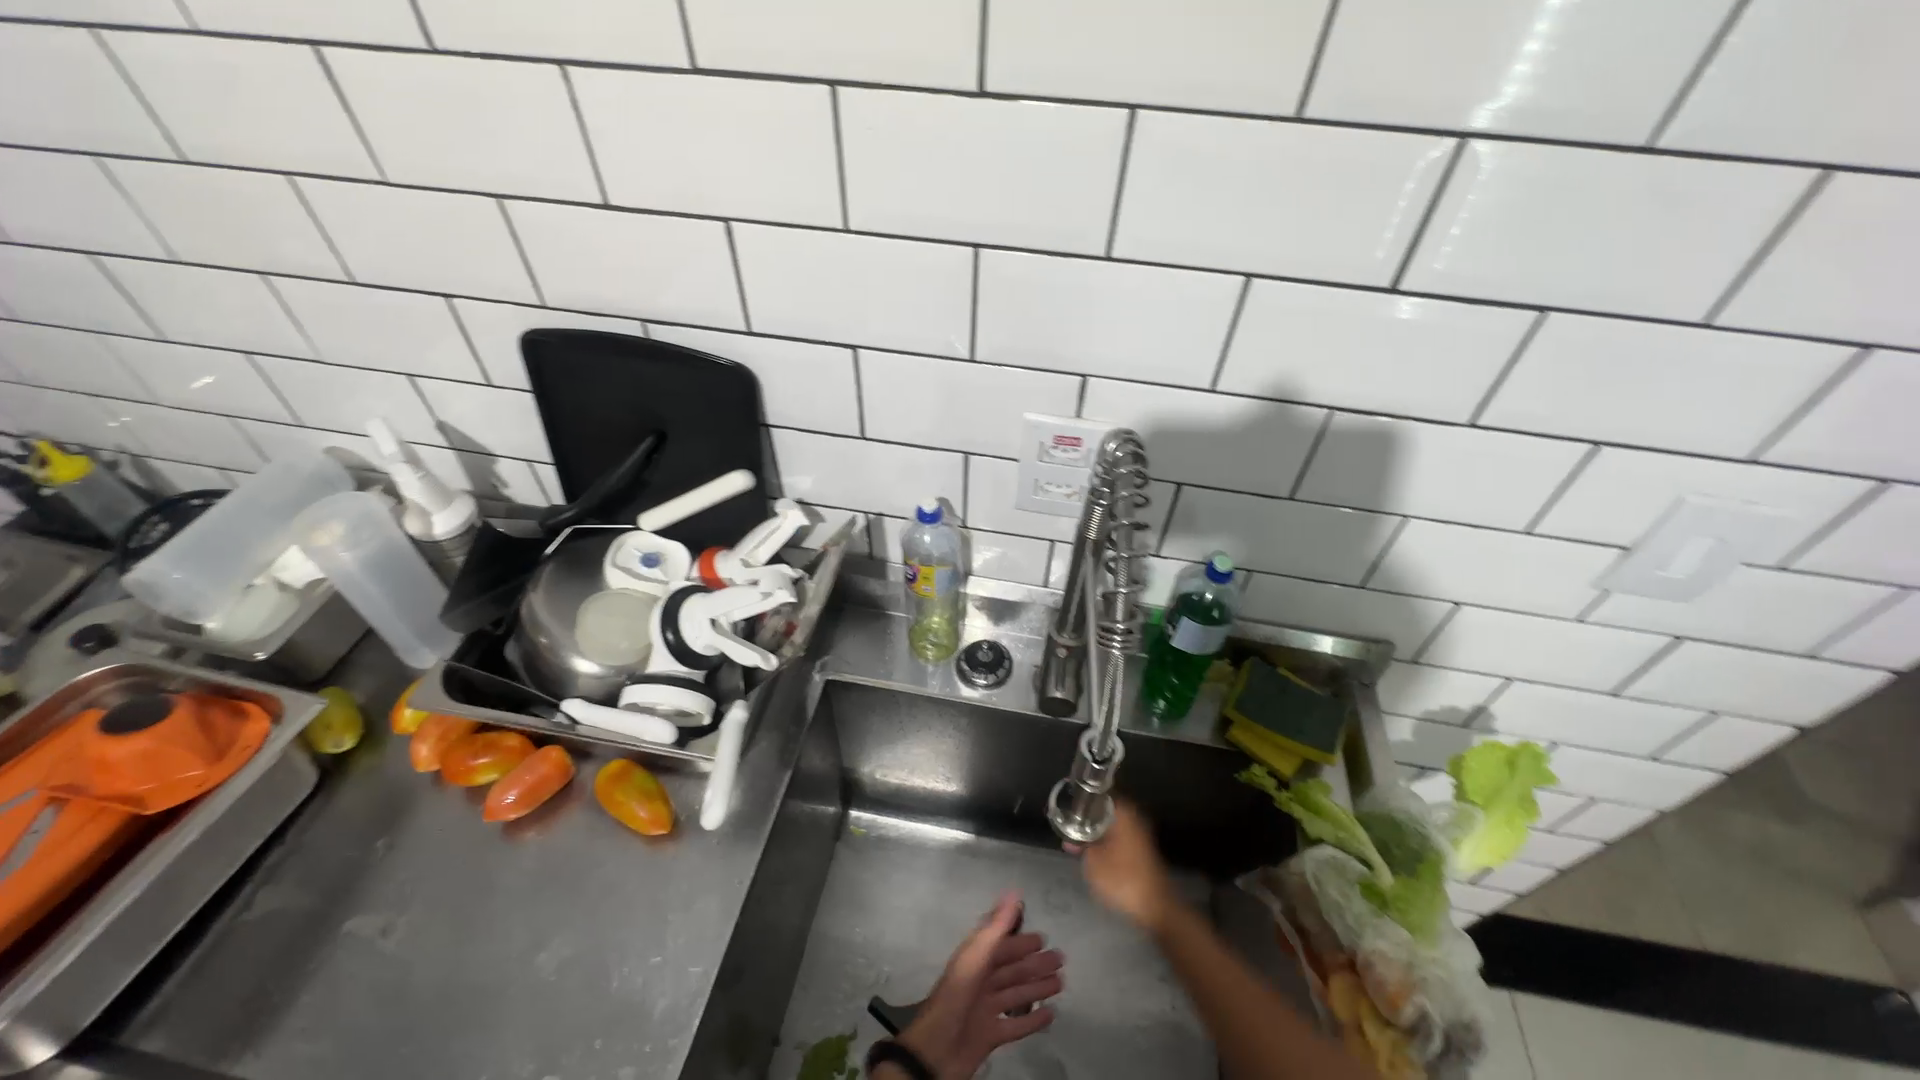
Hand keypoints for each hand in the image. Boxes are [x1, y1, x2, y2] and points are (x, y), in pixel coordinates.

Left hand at [892, 893, 1063, 1078]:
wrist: (934, 1052)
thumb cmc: (954, 1001)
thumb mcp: (974, 961)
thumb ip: (995, 929)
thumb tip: (1013, 892)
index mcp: (972, 963)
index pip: (999, 946)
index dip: (1019, 940)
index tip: (1042, 937)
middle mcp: (979, 984)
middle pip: (1011, 970)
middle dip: (1034, 963)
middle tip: (1060, 959)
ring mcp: (984, 1011)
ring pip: (1015, 994)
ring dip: (1037, 987)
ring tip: (1061, 982)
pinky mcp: (990, 1036)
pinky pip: (1015, 1026)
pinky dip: (1032, 1020)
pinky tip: (1051, 1015)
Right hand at [1079, 799, 1177, 932]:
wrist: (1154, 905)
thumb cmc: (1121, 878)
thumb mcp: (1093, 861)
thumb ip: (1080, 844)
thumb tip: (1070, 838)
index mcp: (1123, 813)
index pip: (1099, 795)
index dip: (1082, 799)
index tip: (1066, 804)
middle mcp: (1134, 818)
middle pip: (1105, 810)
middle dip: (1086, 817)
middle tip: (1067, 823)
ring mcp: (1140, 834)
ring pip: (1111, 825)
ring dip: (1095, 831)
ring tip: (1075, 839)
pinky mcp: (1141, 850)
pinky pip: (1118, 838)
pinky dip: (1105, 841)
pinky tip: (1091, 851)